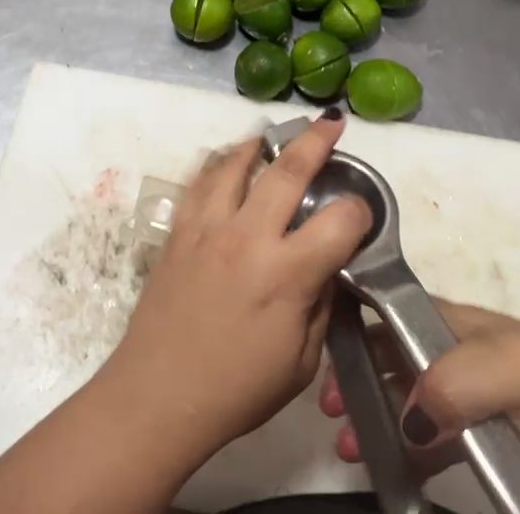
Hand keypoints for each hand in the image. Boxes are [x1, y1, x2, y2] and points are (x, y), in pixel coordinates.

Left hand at [97, 110, 372, 466]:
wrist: (158, 397)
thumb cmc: (237, 390)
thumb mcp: (301, 363)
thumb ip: (319, 306)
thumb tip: (327, 268)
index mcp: (287, 274)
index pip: (340, 220)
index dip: (360, 213)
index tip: (361, 216)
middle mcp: (248, 238)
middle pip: (288, 170)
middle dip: (316, 140)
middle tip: (331, 123)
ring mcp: (207, 229)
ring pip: (236, 164)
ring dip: (260, 142)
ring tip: (274, 133)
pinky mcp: (178, 232)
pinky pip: (200, 182)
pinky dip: (218, 164)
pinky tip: (228, 162)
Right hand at [319, 301, 519, 510]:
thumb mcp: (504, 368)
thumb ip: (452, 384)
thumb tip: (408, 419)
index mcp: (449, 324)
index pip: (387, 314)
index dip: (353, 329)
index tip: (321, 353)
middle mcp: (448, 354)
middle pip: (386, 360)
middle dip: (354, 379)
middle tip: (327, 409)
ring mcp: (462, 398)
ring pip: (402, 404)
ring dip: (371, 420)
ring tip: (344, 444)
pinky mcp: (476, 438)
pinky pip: (427, 443)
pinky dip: (402, 452)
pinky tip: (381, 467)